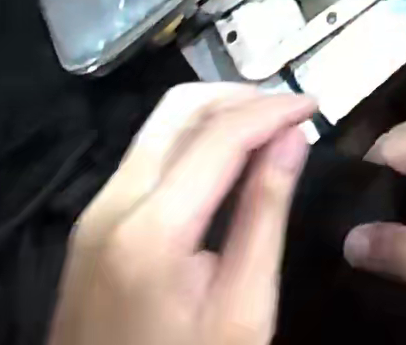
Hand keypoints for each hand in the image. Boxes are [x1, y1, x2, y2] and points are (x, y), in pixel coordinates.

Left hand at [50, 84, 316, 344]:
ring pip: (161, 122)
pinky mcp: (92, 222)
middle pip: (180, 107)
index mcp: (150, 228)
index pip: (220, 135)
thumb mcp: (242, 310)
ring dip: (216, 110)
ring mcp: (95, 210)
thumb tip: (293, 135)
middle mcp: (112, 201)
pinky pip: (148, 150)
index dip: (272, 110)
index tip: (313, 103)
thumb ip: (265, 213)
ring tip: (265, 125)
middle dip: (241, 96)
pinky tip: (226, 153)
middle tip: (289, 112)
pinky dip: (191, 135)